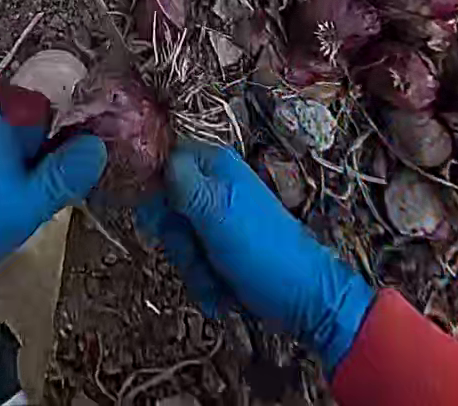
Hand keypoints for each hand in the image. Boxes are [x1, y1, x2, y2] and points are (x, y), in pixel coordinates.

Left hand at [0, 87, 106, 296]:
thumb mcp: (29, 201)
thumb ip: (67, 172)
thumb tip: (100, 147)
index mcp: (13, 112)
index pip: (67, 100)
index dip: (86, 123)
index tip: (99, 147)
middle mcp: (0, 111)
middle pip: (54, 116)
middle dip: (68, 143)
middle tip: (77, 177)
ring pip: (37, 136)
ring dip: (49, 158)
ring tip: (55, 189)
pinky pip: (19, 148)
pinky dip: (30, 165)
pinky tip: (33, 192)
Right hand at [137, 142, 375, 372]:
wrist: (302, 298)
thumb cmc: (260, 248)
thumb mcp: (215, 210)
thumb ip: (182, 182)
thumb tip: (155, 158)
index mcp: (215, 164)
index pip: (166, 162)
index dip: (156, 191)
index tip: (158, 218)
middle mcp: (215, 186)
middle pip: (168, 207)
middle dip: (179, 241)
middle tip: (198, 253)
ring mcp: (219, 219)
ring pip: (179, 240)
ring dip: (193, 267)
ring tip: (217, 279)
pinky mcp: (222, 248)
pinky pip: (195, 261)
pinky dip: (205, 281)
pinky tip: (223, 291)